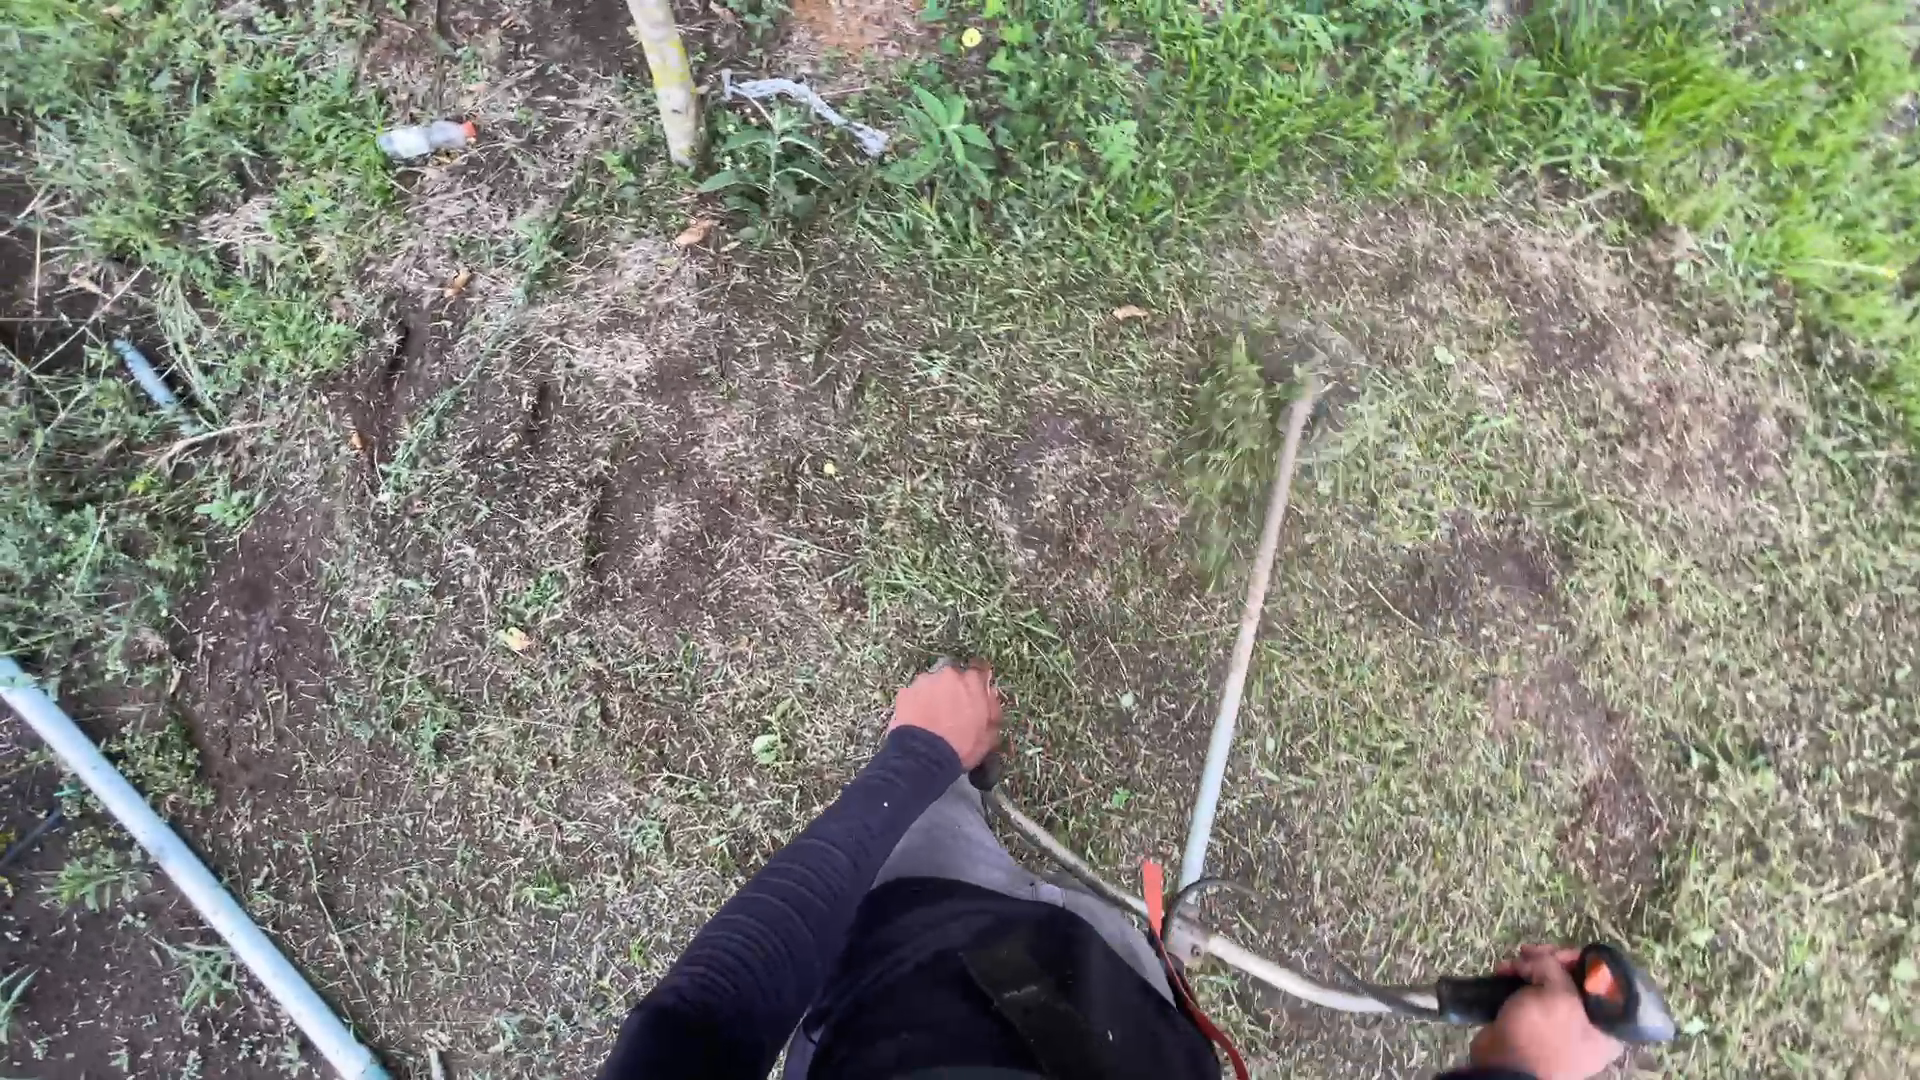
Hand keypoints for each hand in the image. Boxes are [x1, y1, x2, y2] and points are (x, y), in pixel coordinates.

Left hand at [888, 660, 1001, 767]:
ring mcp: (925, 681)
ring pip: (933, 684)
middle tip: (952, 713)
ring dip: (934, 696)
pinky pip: (914, 695)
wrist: (924, 756)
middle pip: (953, 678)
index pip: (978, 675)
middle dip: (953, 692)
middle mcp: (949, 675)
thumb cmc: (960, 747)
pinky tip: (918, 721)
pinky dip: (916, 703)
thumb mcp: (988, 736)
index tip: (973, 700)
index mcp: (973, 683)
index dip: (975, 689)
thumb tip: (990, 701)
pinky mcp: (906, 692)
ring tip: (932, 719)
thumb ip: (992, 713)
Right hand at [1469, 945, 1623, 1079]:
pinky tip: (1502, 973)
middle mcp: (1589, 1020)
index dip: (1578, 960)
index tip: (1553, 953)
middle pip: (1574, 977)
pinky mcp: (1535, 1018)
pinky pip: (1531, 989)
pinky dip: (1517, 977)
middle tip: (1526, 953)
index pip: (1603, 980)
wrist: (1508, 1066)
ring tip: (1508, 966)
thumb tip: (1538, 958)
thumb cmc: (1542, 1035)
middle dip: (1548, 960)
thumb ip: (1554, 969)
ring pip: (1548, 979)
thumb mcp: (1557, 997)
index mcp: (1608, 1022)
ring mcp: (1561, 1020)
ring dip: (1527, 966)